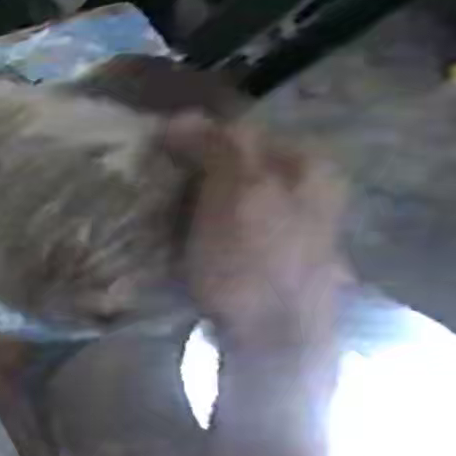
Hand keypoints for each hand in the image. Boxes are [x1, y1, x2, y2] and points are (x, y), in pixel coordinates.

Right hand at [165, 115, 348, 349]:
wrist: (274, 338)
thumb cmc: (253, 262)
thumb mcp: (235, 194)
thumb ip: (215, 149)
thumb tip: (179, 117)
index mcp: (306, 164)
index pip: (240, 132)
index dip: (194, 138)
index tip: (150, 152)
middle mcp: (307, 188)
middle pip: (237, 165)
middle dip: (192, 171)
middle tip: (148, 183)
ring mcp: (291, 227)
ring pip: (231, 198)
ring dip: (193, 202)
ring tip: (154, 213)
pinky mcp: (269, 259)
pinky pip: (227, 228)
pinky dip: (201, 228)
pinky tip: (178, 242)